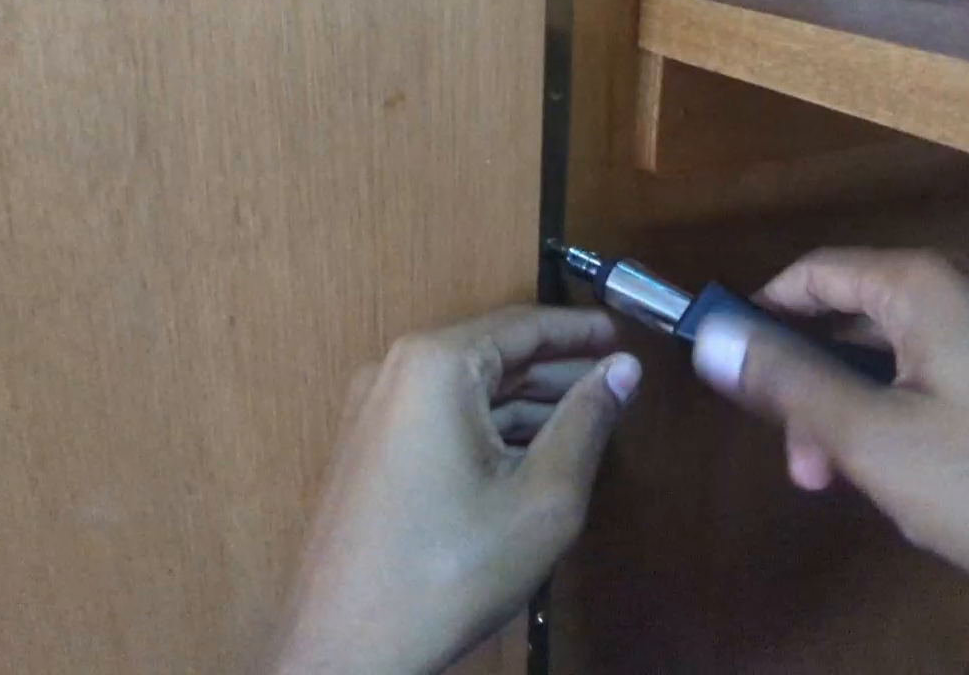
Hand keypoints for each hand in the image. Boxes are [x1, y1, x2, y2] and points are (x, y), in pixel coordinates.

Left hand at [270, 306, 640, 674]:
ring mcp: (376, 405)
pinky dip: (489, 424)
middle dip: (557, 368)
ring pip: (469, 387)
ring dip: (526, 399)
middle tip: (614, 380)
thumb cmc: (450, 568)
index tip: (622, 334)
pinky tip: (530, 448)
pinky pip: (442, 414)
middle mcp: (398, 367)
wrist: (342, 651)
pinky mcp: (369, 442)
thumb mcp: (540, 497)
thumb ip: (587, 421)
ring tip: (585, 415)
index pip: (524, 325)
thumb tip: (626, 369)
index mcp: (437, 363)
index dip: (579, 330)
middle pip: (494, 353)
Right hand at [691, 248, 968, 674]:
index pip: (813, 274)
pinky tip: (939, 483)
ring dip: (869, 412)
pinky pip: (958, 375)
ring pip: (909, 355)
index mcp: (925, 284)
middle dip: (820, 388)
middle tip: (809, 467)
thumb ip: (786, 383)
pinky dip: (922, 416)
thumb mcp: (877, 441)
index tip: (736, 371)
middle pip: (860, 318)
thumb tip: (709, 338)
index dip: (763, 315)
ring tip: (875, 487)